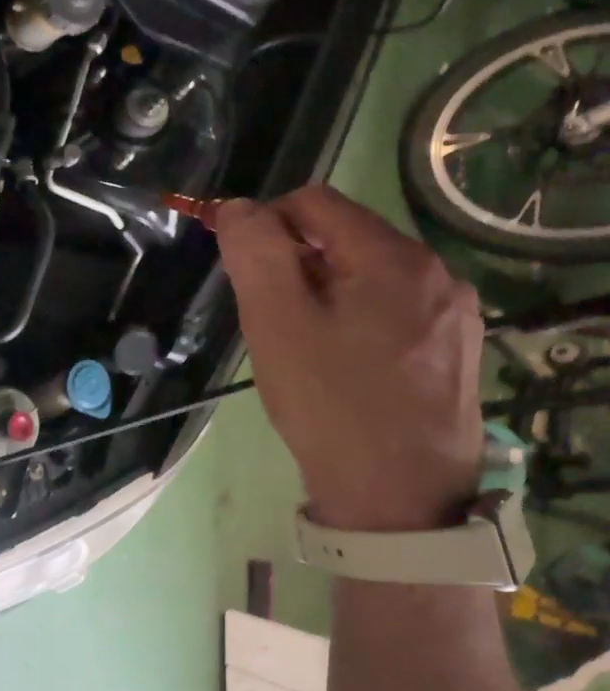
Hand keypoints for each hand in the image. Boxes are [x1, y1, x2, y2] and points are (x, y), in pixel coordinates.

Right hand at [217, 186, 484, 532]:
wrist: (398, 488)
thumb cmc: (327, 399)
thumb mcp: (274, 321)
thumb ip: (256, 253)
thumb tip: (239, 208)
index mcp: (393, 258)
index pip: (312, 202)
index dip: (262, 223)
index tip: (237, 271)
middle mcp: (436, 271)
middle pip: (341, 233)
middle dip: (292, 260)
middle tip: (266, 315)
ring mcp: (452, 307)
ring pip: (363, 269)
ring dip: (319, 286)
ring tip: (297, 339)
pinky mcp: (453, 341)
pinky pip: (387, 301)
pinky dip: (349, 311)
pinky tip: (336, 356)